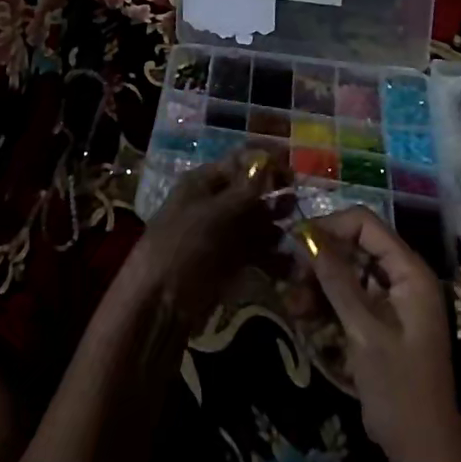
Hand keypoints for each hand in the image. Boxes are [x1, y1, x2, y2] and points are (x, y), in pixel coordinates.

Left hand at [124, 149, 290, 329]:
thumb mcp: (212, 214)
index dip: (266, 163)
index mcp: (202, 183)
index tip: (294, 171)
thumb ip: (243, 191)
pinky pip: (259, 253)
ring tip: (299, 233)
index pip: (239, 163)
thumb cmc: (182, 246)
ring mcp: (224, 233)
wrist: (160, 301)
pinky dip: (276, 258)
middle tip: (299, 204)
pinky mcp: (231, 262)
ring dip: (279, 227)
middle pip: (252, 193)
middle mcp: (214, 203)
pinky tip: (293, 266)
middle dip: (276, 196)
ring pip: (259, 223)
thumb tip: (268, 160)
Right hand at [300, 208, 460, 461]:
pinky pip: (346, 292)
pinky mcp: (378, 317)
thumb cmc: (399, 387)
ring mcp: (390, 297)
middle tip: (291, 278)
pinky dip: (324, 299)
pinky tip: (304, 315)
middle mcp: (402, 277)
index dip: (329, 227)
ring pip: (346, 268)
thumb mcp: (363, 330)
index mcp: (410, 273)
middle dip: (319, 256)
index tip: (297, 246)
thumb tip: (307, 235)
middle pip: (353, 243)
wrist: (422, 447)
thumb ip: (337, 280)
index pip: (365, 224)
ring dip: (317, 281)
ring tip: (293, 304)